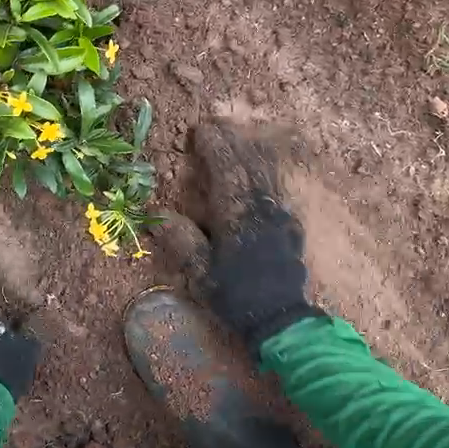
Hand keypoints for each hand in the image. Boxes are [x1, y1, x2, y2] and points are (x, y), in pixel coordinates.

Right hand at [191, 121, 319, 349]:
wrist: (282, 320)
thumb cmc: (237, 296)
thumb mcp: (201, 274)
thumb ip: (182, 240)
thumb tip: (159, 214)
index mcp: (237, 213)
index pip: (226, 167)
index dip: (213, 145)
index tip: (199, 130)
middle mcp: (261, 206)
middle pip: (247, 162)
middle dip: (230, 141)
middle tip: (214, 127)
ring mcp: (279, 214)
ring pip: (263, 172)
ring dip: (247, 153)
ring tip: (232, 142)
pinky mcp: (289, 225)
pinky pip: (272, 187)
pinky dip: (259, 172)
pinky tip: (253, 175)